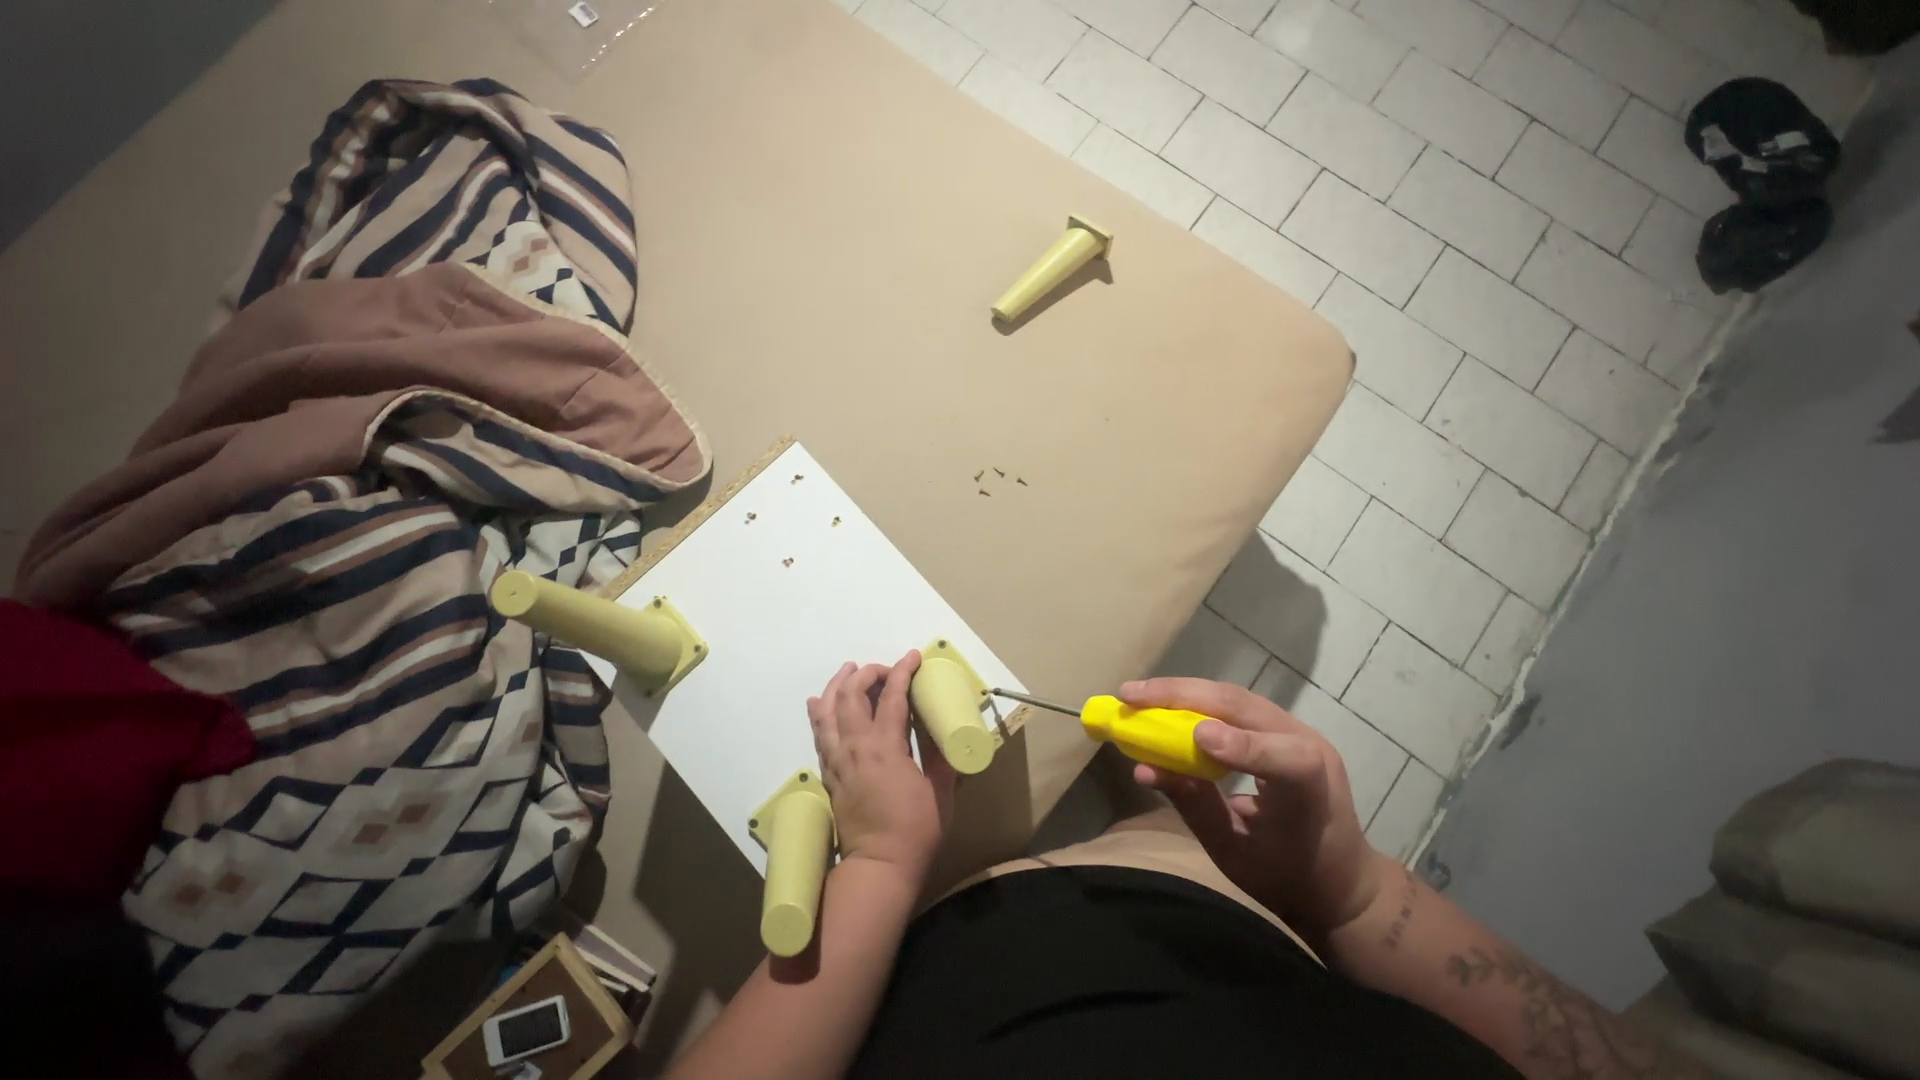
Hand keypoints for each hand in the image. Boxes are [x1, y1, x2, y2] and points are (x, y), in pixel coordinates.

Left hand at [807, 652, 956, 883]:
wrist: (879, 865)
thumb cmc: (915, 830)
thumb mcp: (940, 791)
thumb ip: (941, 757)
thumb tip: (945, 732)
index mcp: (885, 748)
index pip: (892, 697)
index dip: (902, 672)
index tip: (913, 657)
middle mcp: (855, 747)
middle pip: (852, 695)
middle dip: (868, 673)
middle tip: (886, 670)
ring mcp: (837, 760)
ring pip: (828, 711)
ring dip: (838, 685)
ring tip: (849, 671)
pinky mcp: (829, 774)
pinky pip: (819, 734)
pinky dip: (820, 713)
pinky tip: (821, 703)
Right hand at [1123, 677, 1397, 941]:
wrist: (1339, 880)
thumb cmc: (1288, 877)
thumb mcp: (1234, 852)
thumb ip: (1194, 806)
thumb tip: (1142, 768)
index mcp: (1309, 788)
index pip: (1283, 757)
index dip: (1241, 744)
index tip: (1195, 737)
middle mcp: (1308, 745)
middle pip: (1242, 704)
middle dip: (1181, 696)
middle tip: (1129, 696)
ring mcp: (1296, 730)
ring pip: (1235, 697)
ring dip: (1183, 692)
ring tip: (1138, 696)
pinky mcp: (1282, 728)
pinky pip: (1236, 705)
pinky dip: (1197, 701)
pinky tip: (1165, 703)